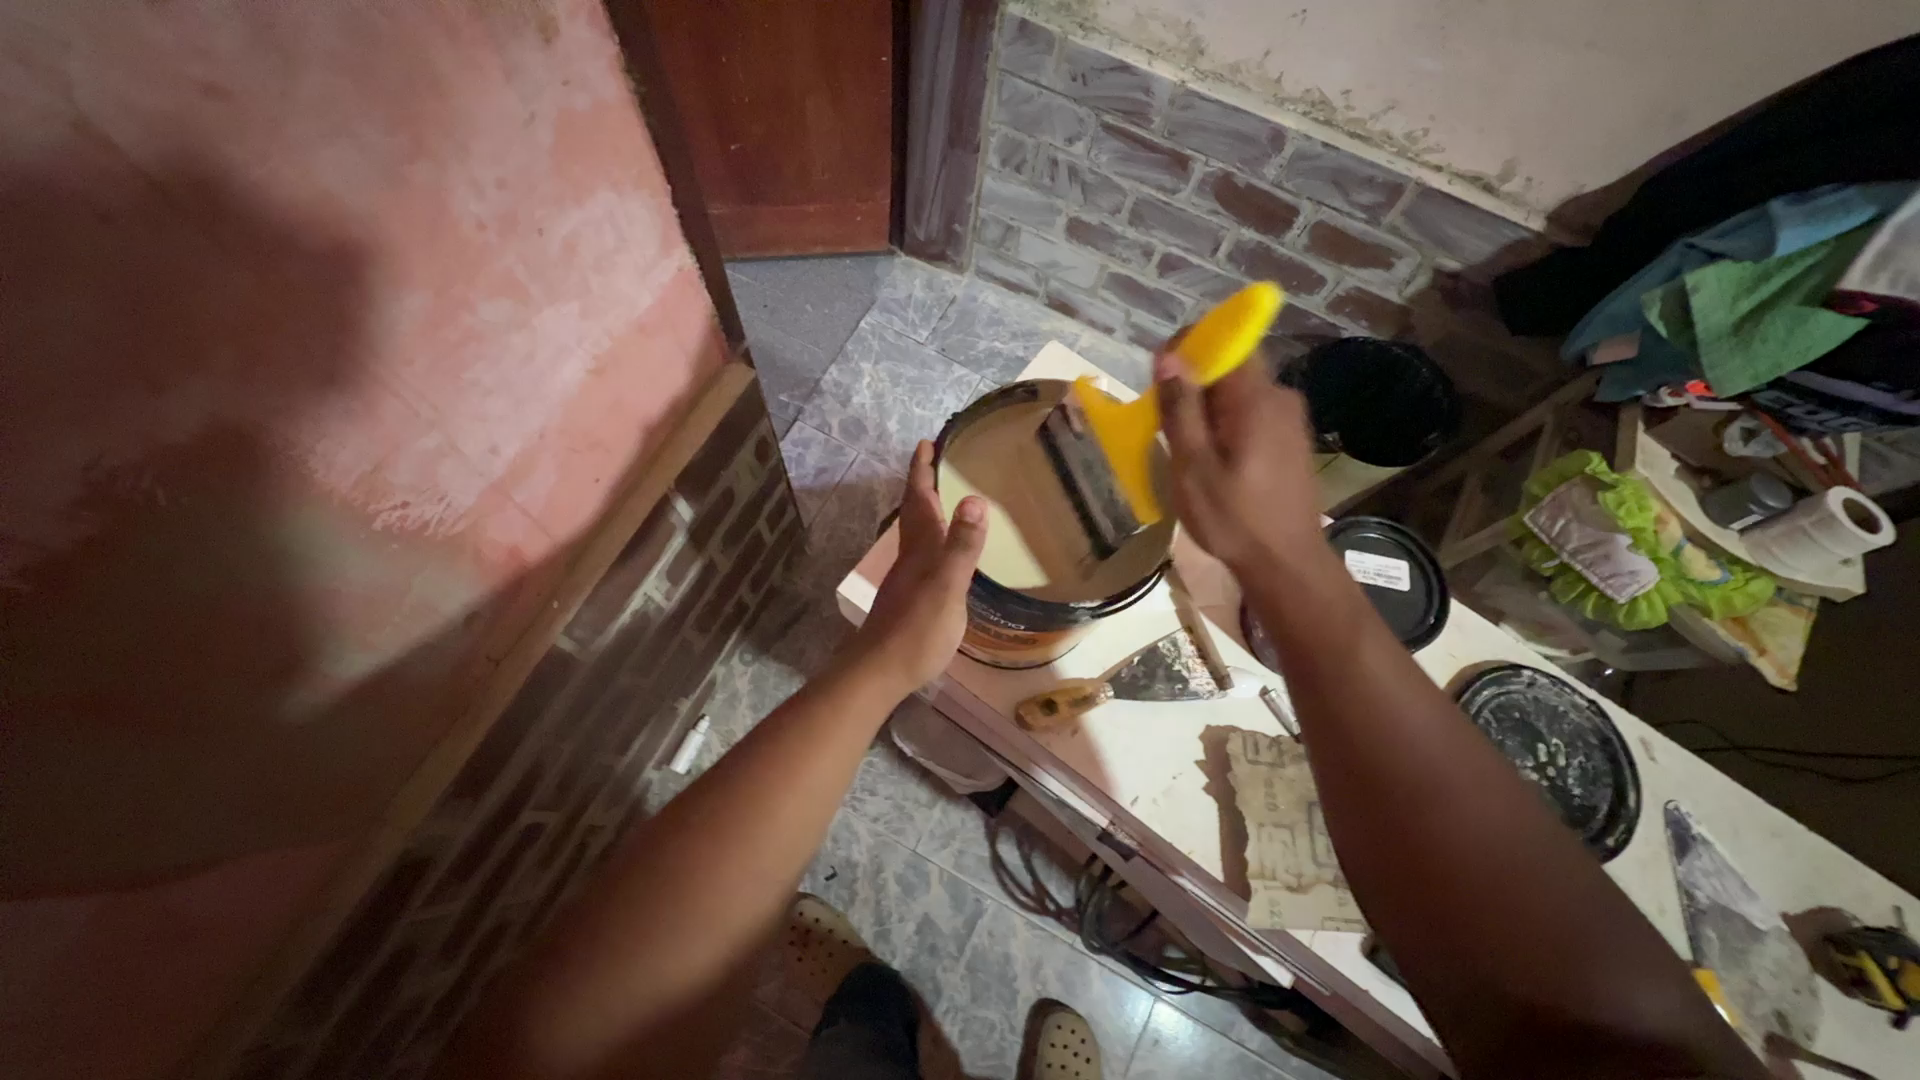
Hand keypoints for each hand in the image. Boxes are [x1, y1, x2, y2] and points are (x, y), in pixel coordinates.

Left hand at [846, 440, 986, 694]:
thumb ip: (961, 546)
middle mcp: (911, 557)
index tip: (928, 441)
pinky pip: (925, 556)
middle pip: (915, 512)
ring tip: (945, 498)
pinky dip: (936, 541)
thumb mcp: (946, 587)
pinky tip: (946, 554)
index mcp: (920, 548)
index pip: (919, 499)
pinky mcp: (912, 598)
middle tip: (938, 460)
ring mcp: (909, 579)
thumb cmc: (916, 630)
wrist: (880, 672)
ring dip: (928, 511)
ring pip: (918, 534)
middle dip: (925, 484)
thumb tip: (975, 499)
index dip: (923, 470)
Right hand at [1157, 349, 1324, 574]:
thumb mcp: (1193, 466)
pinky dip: (1225, 425)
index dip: (1189, 349)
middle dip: (1194, 385)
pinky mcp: (1291, 440)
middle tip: (1165, 425)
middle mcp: (1280, 397)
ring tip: (1185, 450)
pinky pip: (1251, 414)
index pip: (1227, 342)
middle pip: (1231, 368)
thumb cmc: (1234, 519)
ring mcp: (1290, 419)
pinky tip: (1212, 462)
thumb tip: (1169, 356)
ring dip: (1207, 409)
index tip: (1160, 382)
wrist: (1286, 564)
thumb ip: (1181, 409)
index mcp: (1257, 399)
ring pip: (1239, 394)